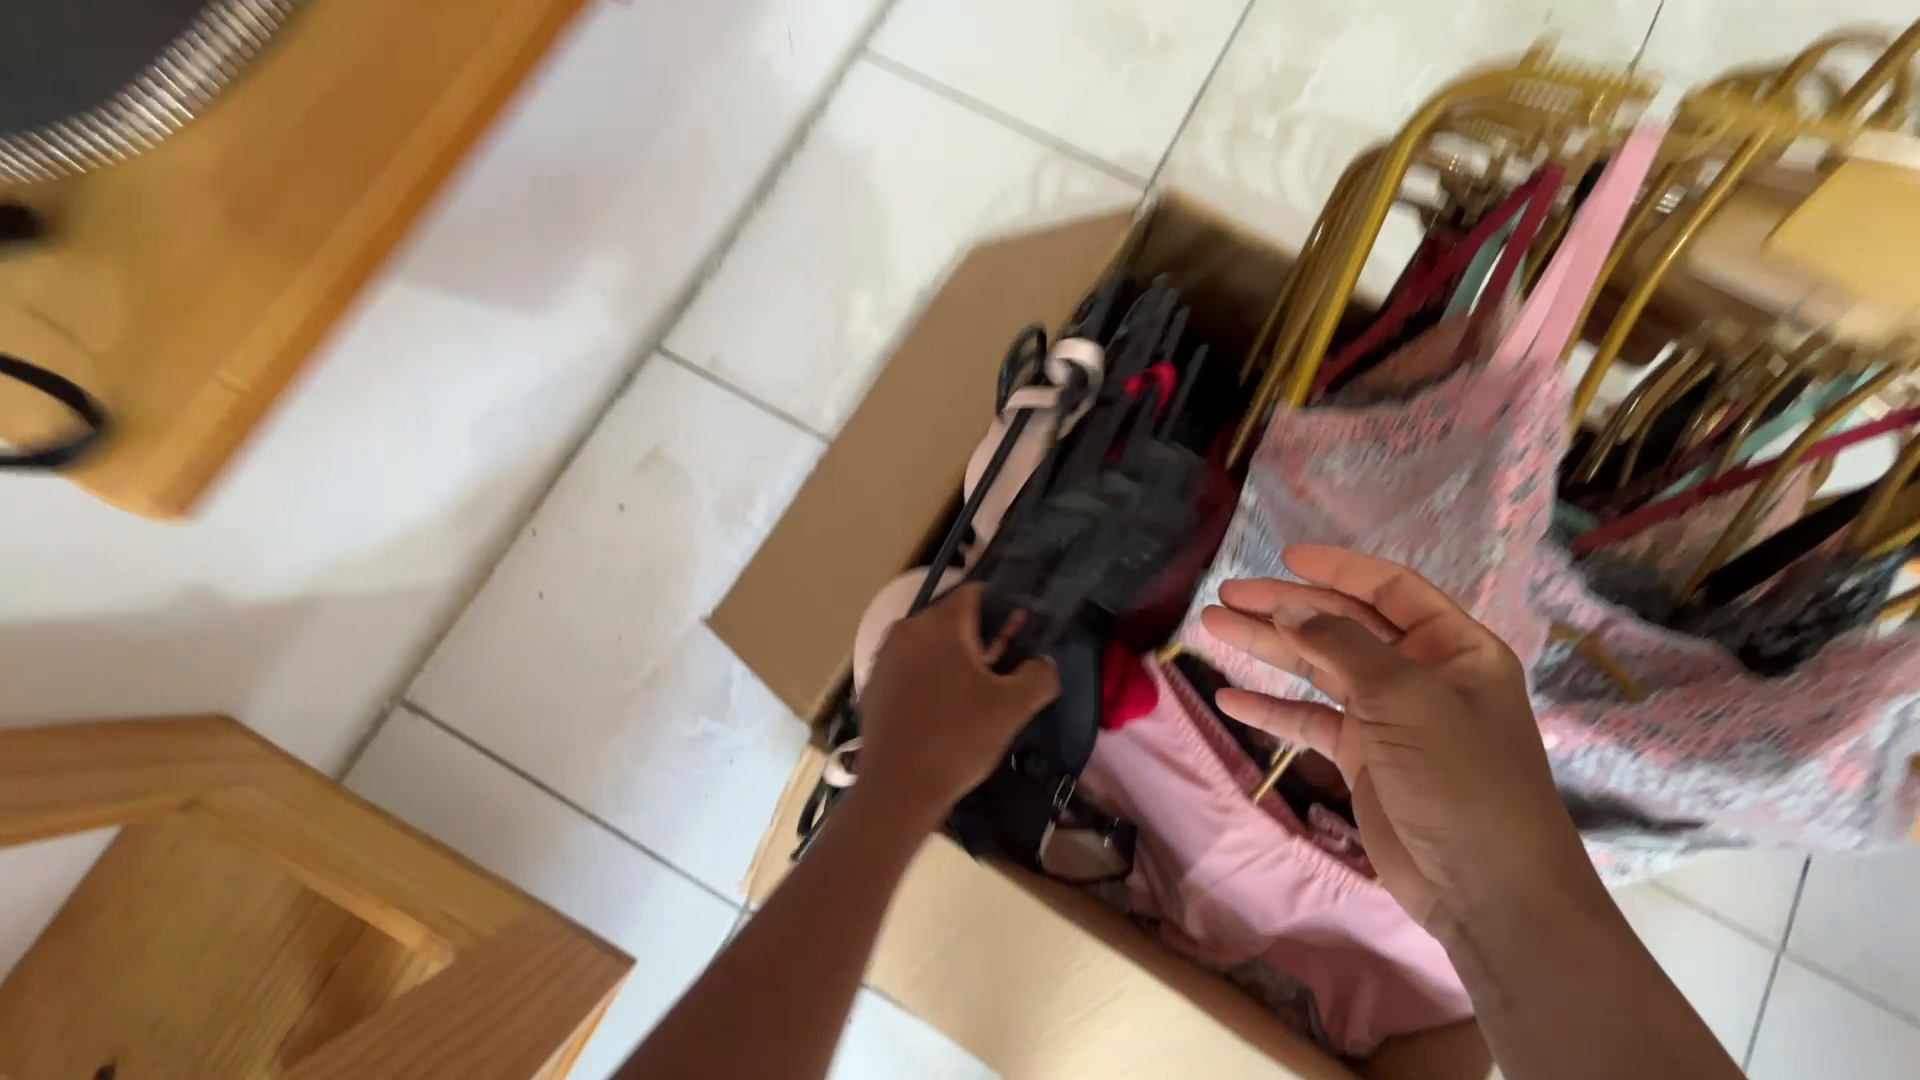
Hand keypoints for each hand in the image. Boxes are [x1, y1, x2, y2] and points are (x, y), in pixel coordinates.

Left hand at [856, 584, 1059, 826]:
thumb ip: (1039, 676)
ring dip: (952, 658)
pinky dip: (928, 676)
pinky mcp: (873, 683)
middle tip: (1000, 669)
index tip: (1019, 633)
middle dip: (978, 637)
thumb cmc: (958, 739)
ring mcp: (884, 656)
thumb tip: (1043, 663)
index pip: (975, 593)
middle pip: (951, 619)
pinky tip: (942, 708)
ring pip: (929, 643)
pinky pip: (909, 666)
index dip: (1002, 608)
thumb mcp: (1012, 708)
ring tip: (972, 693)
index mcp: (940, 624)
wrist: (898, 788)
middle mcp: (906, 629)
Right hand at [1198, 546, 1599, 931]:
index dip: (1338, 569)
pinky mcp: (1362, 757)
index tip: (1284, 557)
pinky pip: (1308, 720)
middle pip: (1341, 625)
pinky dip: (1271, 709)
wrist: (1488, 891)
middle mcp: (1420, 674)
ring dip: (1266, 649)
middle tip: (1227, 594)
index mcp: (1452, 648)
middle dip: (1283, 608)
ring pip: (1317, 669)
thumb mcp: (1405, 699)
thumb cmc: (1460, 779)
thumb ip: (1344, 647)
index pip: (1389, 590)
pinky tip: (1230, 699)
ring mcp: (1387, 717)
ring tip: (1212, 626)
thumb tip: (1290, 607)